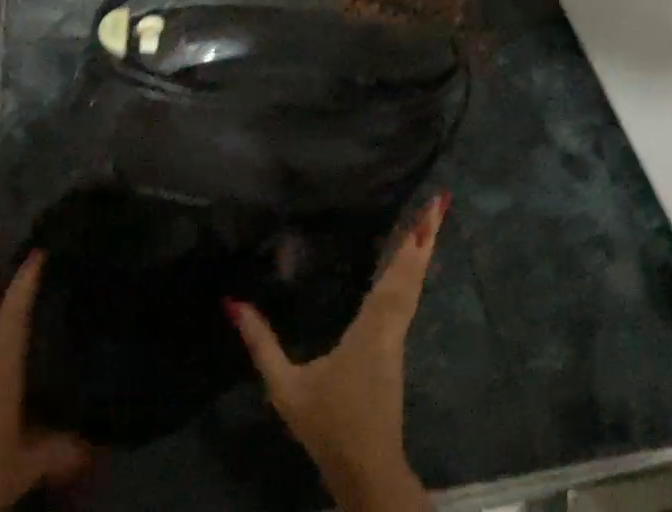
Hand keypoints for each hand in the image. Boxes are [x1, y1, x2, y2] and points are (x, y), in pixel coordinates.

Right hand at [226, 194, 447, 511]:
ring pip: (413, 289)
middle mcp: (391, 329)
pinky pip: (407, 302)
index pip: (395, 280)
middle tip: (440, 203)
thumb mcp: (284, 386)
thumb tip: (232, 302)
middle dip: (425, 239)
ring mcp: (397, 341)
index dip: (411, 246)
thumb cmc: (327, 424)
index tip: (429, 213)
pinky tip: (407, 266)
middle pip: (412, 277)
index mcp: (371, 332)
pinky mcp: (395, 351)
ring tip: (427, 223)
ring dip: (420, 255)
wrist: (365, 468)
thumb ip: (260, 343)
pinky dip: (411, 276)